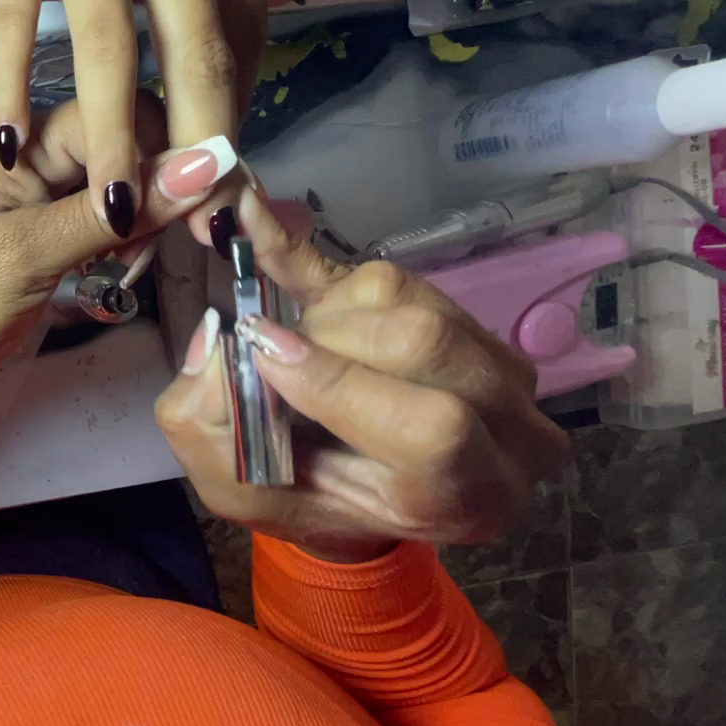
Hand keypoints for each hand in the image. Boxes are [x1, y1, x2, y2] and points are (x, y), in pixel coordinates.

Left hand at [0, 95, 231, 430]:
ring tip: (134, 258)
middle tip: (169, 238)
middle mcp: (39, 150)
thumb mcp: (33, 253)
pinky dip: (129, 233)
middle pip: (128, 141)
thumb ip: (115, 213)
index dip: (165, 152)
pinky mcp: (56, 221)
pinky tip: (125, 261)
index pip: (116, 114)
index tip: (200, 204)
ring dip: (146, 214)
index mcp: (21, 140)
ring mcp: (47, 187)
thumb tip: (208, 163)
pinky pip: (110, 210)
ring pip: (126, 178)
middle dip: (160, 185)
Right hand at [154, 188, 569, 561]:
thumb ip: (213, 425)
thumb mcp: (231, 488)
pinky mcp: (464, 317)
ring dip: (325, 316)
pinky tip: (256, 227)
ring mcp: (502, 369)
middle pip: (423, 342)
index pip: (430, 427)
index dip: (337, 384)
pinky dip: (312, 260)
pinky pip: (390, 275)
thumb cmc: (294, 498)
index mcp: (460, 497)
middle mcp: (512, 433)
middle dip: (322, 339)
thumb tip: (221, 340)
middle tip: (270, 353)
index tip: (263, 357)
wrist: (343, 486)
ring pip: (409, 302)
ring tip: (294, 346)